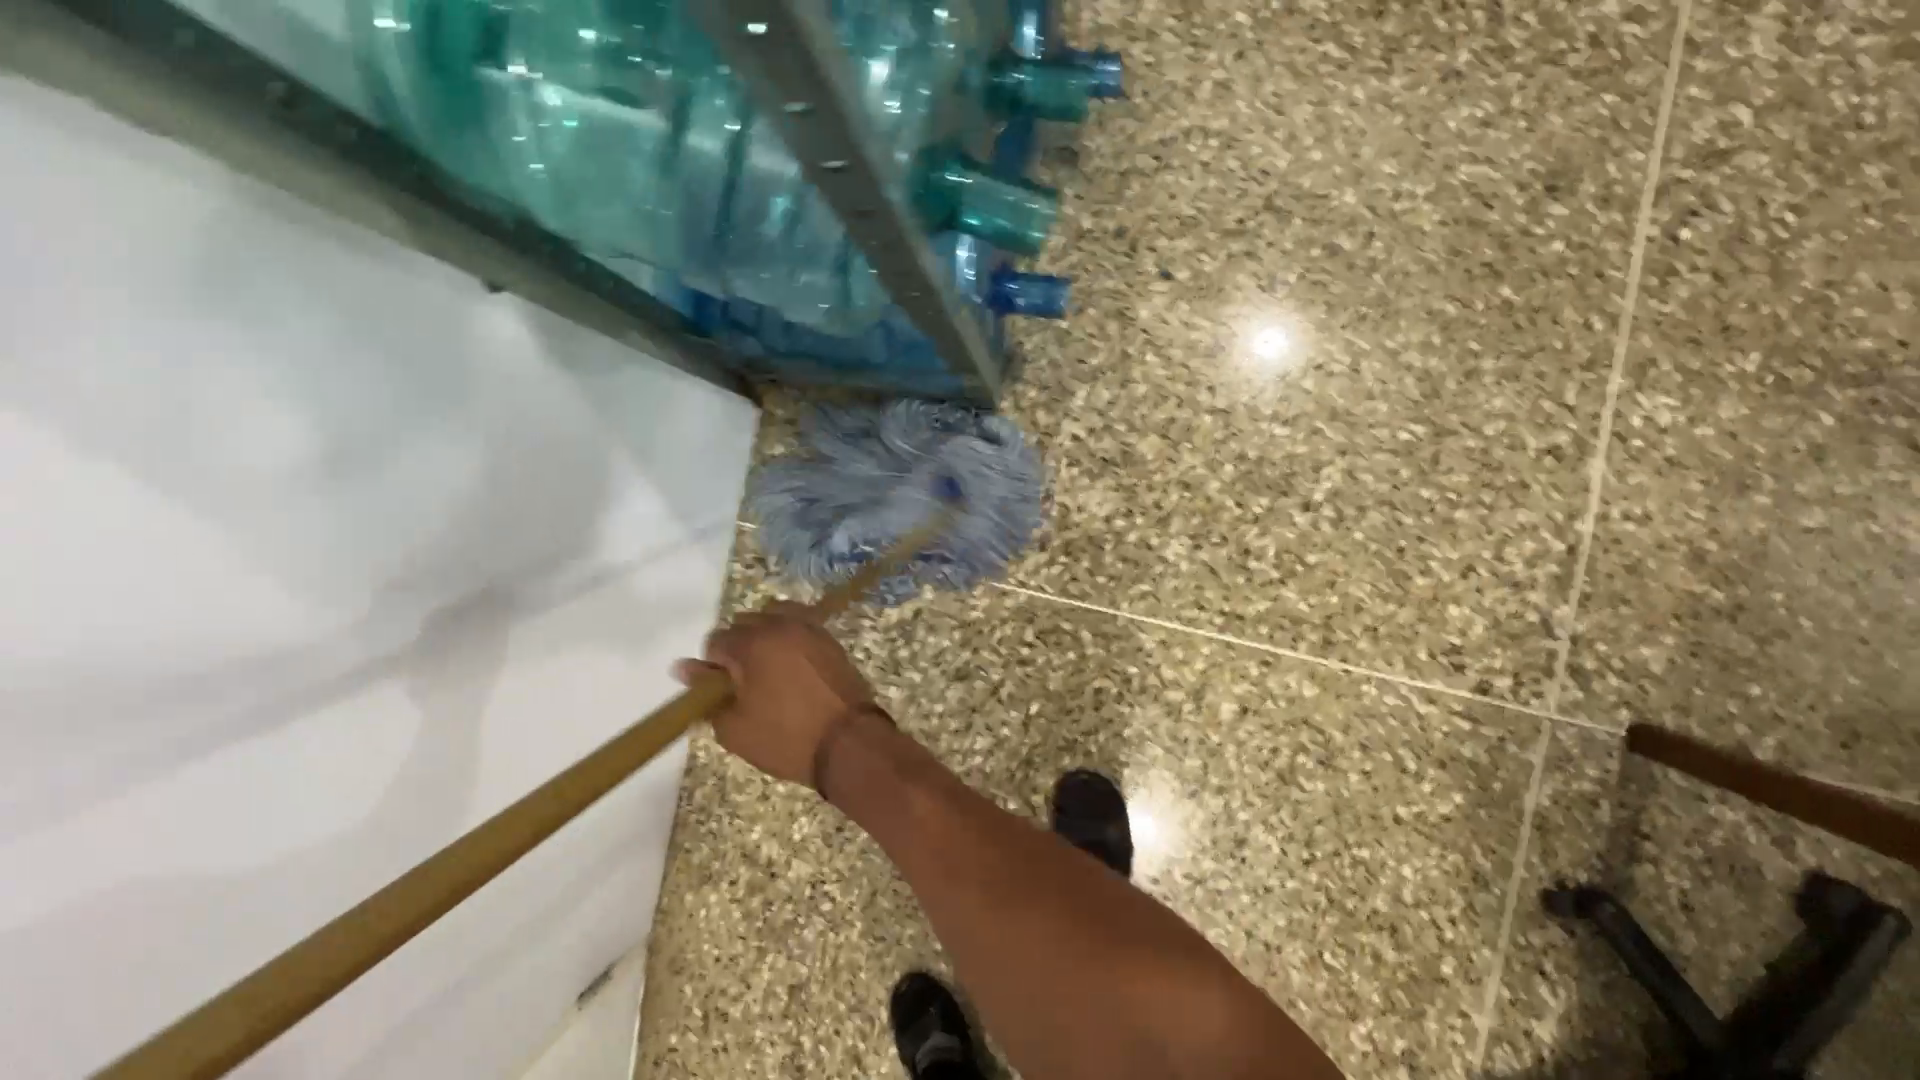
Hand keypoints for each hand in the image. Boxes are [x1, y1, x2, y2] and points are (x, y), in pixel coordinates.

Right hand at [674, 601, 877, 789]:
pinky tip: (793, 665)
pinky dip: (790, 636)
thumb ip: (706, 694)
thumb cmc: (786, 739)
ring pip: (774, 617)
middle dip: (738, 649)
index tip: (724, 693)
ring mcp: (810, 628)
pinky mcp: (830, 639)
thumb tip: (684, 668)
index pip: (715, 641)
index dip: (714, 668)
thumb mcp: (734, 727)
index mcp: (751, 643)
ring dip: (765, 636)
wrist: (849, 744)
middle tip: (747, 685)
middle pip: (744, 624)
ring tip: (770, 671)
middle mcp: (780, 625)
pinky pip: (801, 624)